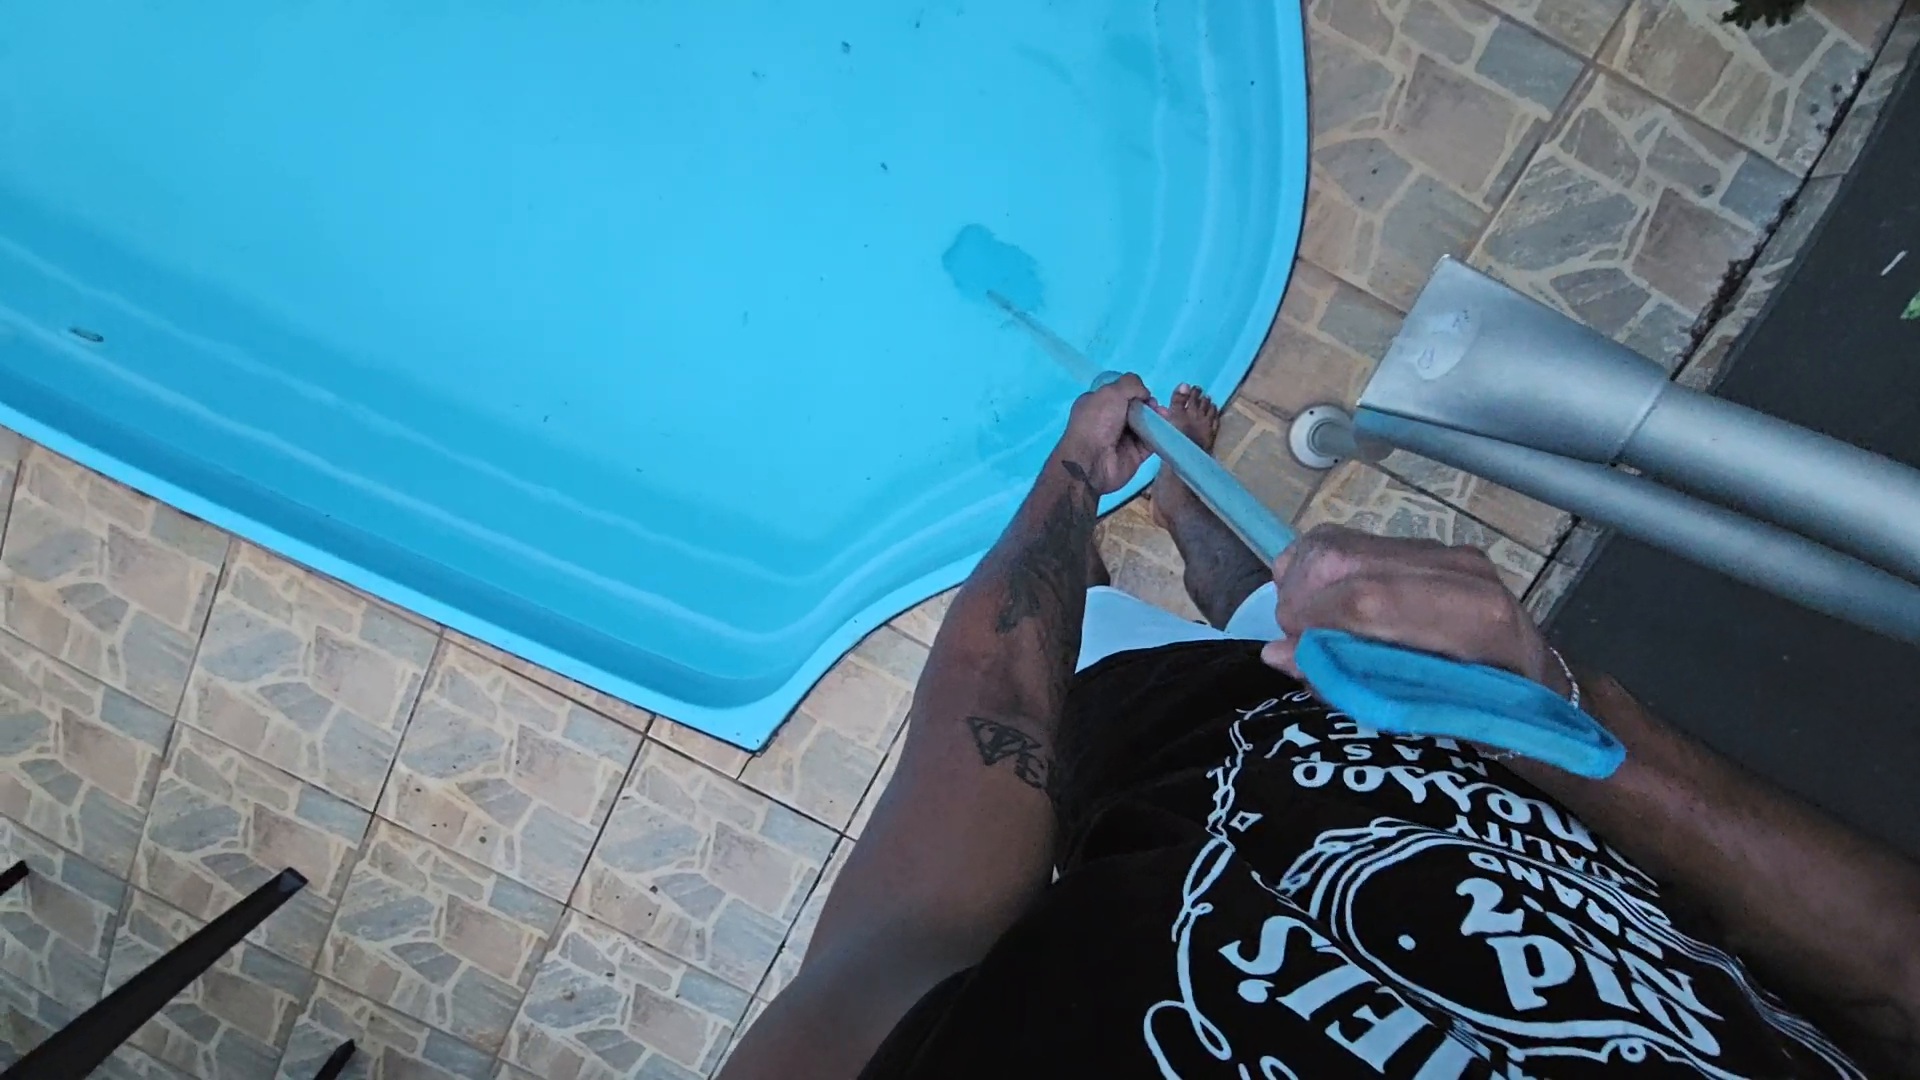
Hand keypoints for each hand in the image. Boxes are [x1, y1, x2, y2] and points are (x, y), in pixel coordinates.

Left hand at [1054, 373, 1153, 494]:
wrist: (1090, 462)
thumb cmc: (1097, 422)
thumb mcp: (1110, 392)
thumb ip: (1130, 384)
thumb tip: (1145, 394)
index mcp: (1096, 405)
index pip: (1118, 394)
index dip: (1133, 391)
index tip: (1144, 393)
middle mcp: (1107, 421)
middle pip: (1134, 409)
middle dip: (1147, 404)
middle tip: (1154, 406)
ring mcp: (1121, 439)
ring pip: (1144, 425)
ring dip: (1156, 417)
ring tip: (1163, 414)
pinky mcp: (1133, 455)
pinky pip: (1150, 442)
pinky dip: (1160, 434)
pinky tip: (1166, 426)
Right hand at [1259, 525, 1568, 695]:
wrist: (1530, 680)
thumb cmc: (1482, 713)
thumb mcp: (1418, 716)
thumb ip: (1347, 683)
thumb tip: (1277, 654)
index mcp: (1474, 618)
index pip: (1369, 599)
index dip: (1312, 620)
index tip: (1292, 646)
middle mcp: (1458, 569)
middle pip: (1341, 562)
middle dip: (1299, 600)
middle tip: (1297, 636)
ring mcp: (1436, 549)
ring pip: (1332, 546)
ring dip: (1300, 583)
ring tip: (1308, 621)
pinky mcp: (1411, 542)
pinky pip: (1336, 540)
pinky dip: (1309, 568)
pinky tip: (1319, 599)